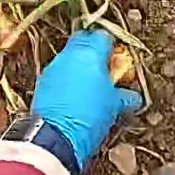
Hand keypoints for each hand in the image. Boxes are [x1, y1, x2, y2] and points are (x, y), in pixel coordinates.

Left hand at [30, 30, 143, 170]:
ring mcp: (53, 67)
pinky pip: (58, 72)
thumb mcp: (114, 106)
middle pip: (84, 40)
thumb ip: (125, 95)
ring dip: (80, 65)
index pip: (104, 37)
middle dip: (94, 51)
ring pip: (70, 56)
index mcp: (91, 54)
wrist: (55, 138)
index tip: (117, 62)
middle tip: (104, 70)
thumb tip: (132, 97)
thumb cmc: (89, 117)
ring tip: (89, 86)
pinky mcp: (42, 82)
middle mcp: (70, 55)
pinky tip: (74, 96)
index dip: (113, 47)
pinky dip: (67, 78)